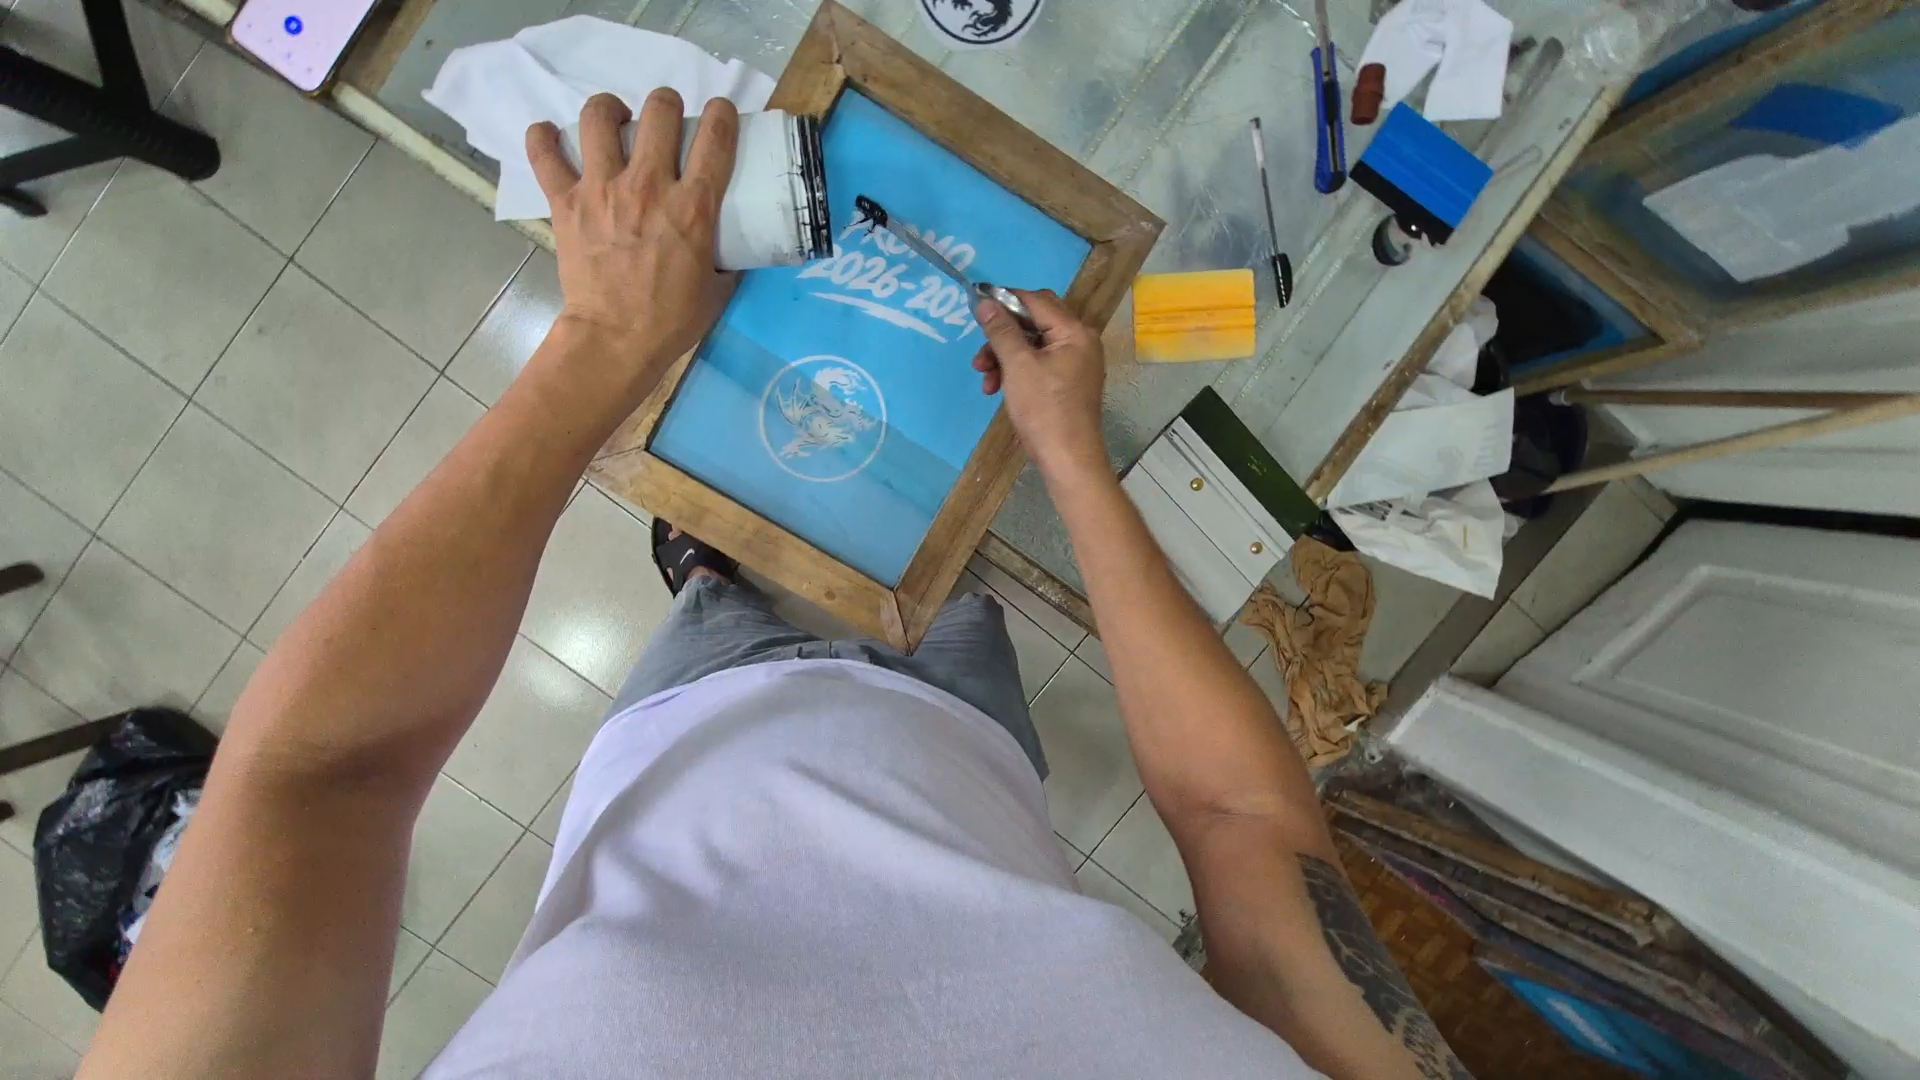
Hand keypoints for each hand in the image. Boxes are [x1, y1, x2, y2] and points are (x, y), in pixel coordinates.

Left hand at [526, 89, 738, 369]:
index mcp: (694, 208)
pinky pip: (544, 152)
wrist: (617, 339)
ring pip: (599, 117)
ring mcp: (602, 189)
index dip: (723, 115)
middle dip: (666, 104)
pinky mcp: (565, 202)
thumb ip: (725, 259)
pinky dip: (545, 138)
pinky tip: (552, 138)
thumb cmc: (674, 321)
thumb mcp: (718, 290)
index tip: (722, 113)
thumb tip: (728, 248)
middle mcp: (649, 186)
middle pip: (659, 112)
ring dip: (610, 109)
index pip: (716, 140)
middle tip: (666, 118)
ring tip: (614, 121)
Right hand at [972, 289, 1107, 475]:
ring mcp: (1075, 365)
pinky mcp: (1067, 384)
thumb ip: (1001, 331)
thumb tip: (985, 301)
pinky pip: (1038, 367)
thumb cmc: (1044, 410)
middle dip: (1003, 337)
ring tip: (985, 380)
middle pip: (1034, 324)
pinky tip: (998, 390)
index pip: (1036, 300)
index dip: (1005, 300)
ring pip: (1032, 348)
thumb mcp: (1018, 366)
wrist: (1067, 459)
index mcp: (1074, 332)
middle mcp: (1080, 343)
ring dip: (1005, 358)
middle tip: (980, 355)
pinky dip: (1016, 373)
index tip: (977, 306)